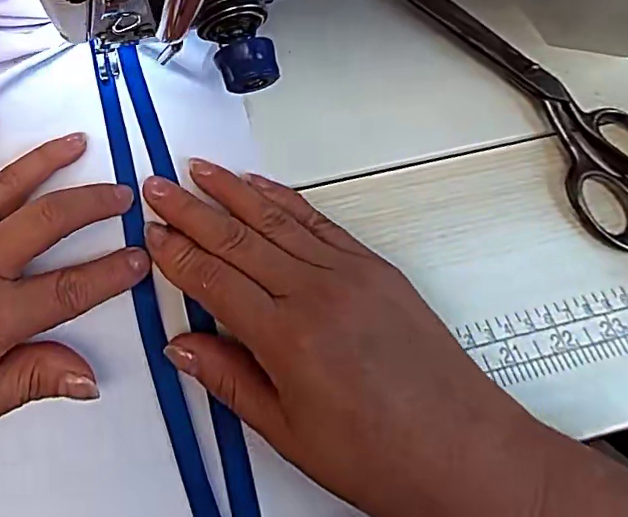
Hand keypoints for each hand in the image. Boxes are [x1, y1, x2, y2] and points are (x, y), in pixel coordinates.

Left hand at [0, 106, 148, 515]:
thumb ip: (29, 378)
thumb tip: (86, 374)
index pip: (69, 289)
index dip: (112, 273)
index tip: (141, 257)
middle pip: (47, 221)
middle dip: (92, 204)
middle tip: (123, 193)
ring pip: (3, 186)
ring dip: (44, 161)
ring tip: (76, 143)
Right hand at [142, 160, 627, 516]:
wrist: (474, 456)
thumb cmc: (389, 459)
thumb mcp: (291, 435)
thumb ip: (228, 380)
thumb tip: (182, 346)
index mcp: (290, 340)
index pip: (212, 279)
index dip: (176, 252)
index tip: (153, 233)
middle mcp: (316, 295)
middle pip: (234, 237)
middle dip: (188, 208)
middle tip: (158, 186)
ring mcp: (347, 273)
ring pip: (272, 217)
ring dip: (228, 189)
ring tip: (197, 169)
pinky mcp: (372, 265)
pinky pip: (316, 220)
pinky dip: (281, 197)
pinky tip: (258, 185)